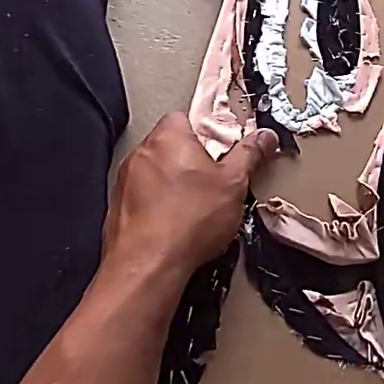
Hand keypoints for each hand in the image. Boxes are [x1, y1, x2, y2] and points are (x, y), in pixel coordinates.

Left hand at [102, 113, 276, 279]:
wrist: (148, 265)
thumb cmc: (186, 222)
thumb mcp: (233, 184)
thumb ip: (250, 154)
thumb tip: (264, 138)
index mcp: (169, 137)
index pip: (187, 117)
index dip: (208, 133)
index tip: (224, 150)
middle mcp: (142, 153)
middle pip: (172, 145)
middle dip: (193, 160)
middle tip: (215, 181)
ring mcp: (125, 181)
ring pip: (157, 172)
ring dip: (175, 184)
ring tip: (197, 207)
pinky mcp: (119, 207)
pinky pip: (144, 196)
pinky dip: (160, 205)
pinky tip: (178, 224)